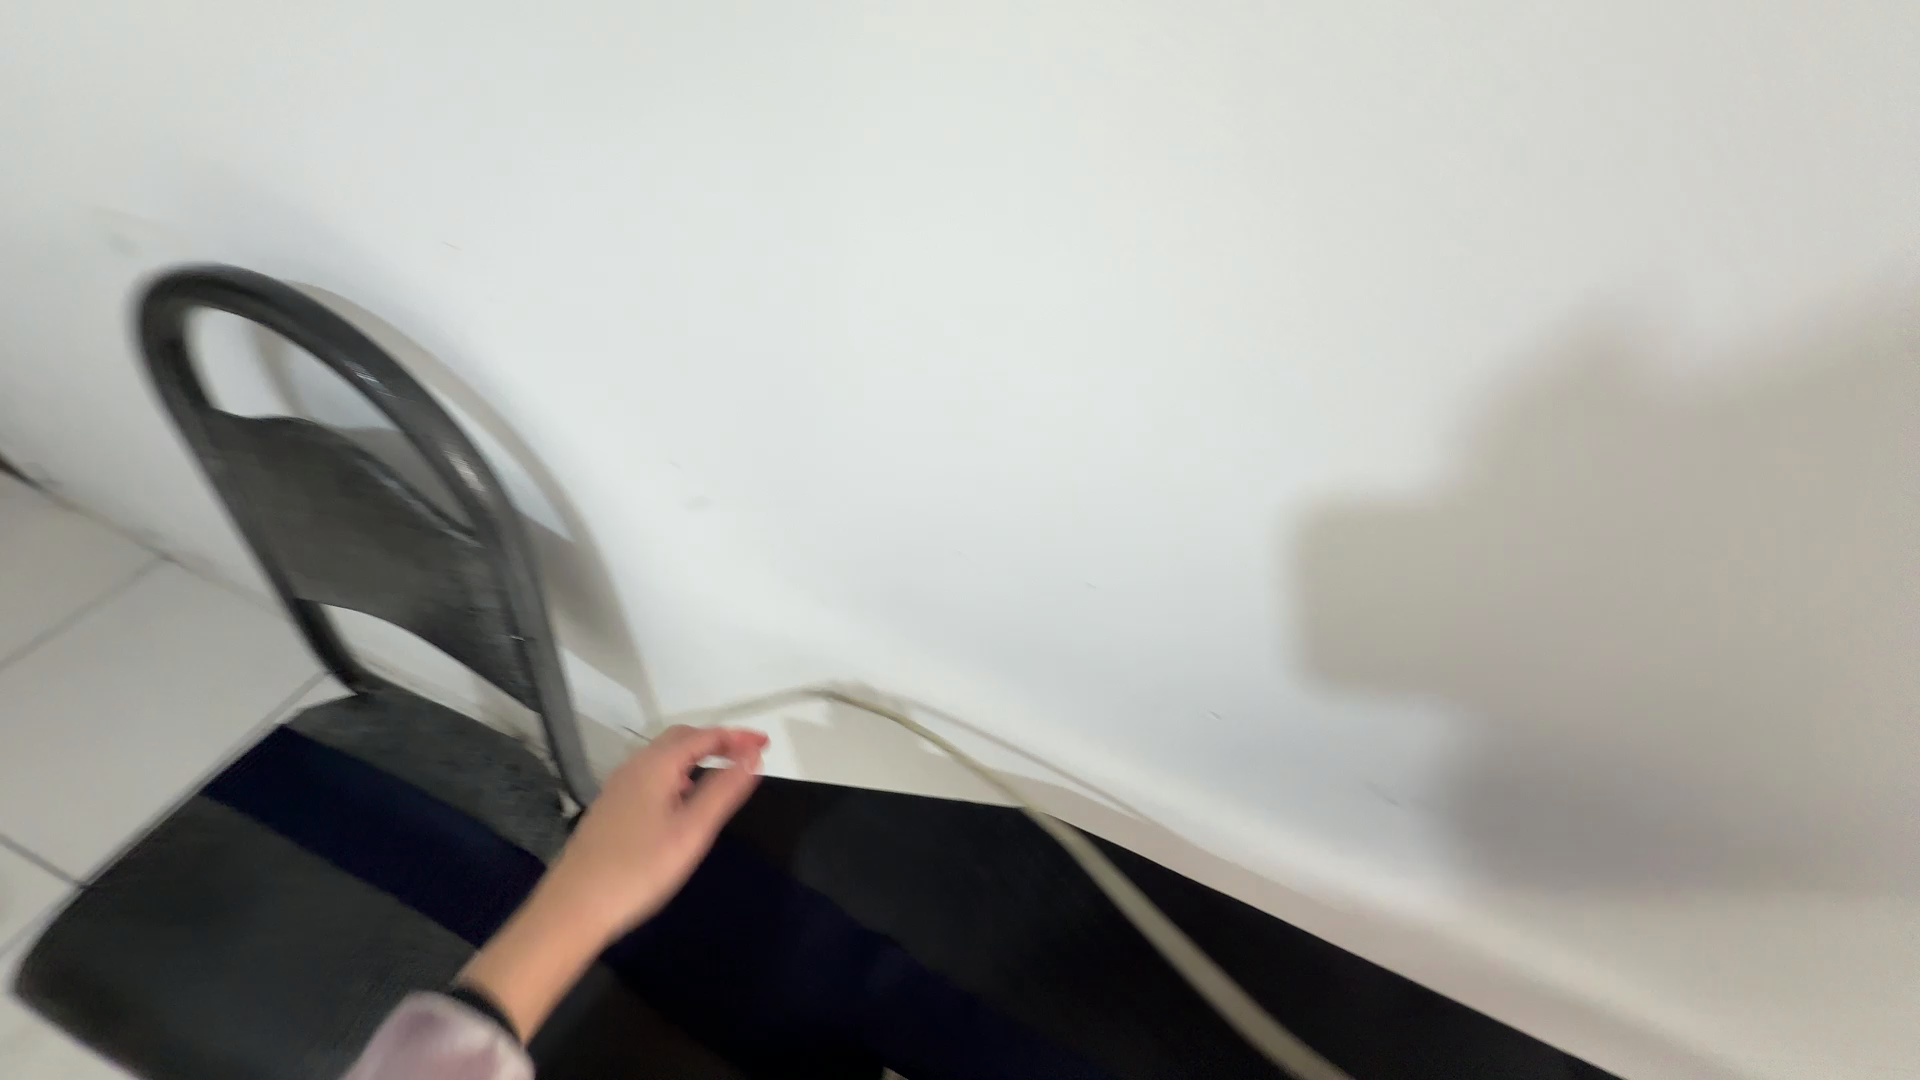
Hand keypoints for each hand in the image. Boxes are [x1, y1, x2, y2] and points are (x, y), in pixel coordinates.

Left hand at [541, 725, 769, 934]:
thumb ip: (725, 790)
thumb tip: (754, 758)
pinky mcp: (612, 807)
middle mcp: (636, 766)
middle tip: (748, 756)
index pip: (705, 736)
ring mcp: (619, 786)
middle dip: (718, 741)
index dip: (738, 736)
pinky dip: (680, 772)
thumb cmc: (638, 869)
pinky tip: (685, 799)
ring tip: (724, 774)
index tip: (766, 743)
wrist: (571, 911)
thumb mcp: (692, 831)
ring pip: (665, 756)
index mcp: (656, 765)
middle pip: (682, 738)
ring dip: (698, 755)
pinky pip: (653, 774)